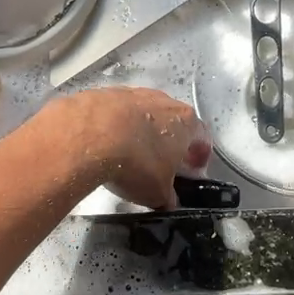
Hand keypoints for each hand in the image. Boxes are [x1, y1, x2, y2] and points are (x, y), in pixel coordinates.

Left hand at [53, 87, 210, 209]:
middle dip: (170, 142)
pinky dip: (117, 126)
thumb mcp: (158, 193)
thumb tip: (168, 201)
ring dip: (143, 132)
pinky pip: (119, 112)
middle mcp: (164, 101)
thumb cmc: (136, 162)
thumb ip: (168, 197)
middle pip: (174, 121)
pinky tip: (107, 144)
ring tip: (131, 155)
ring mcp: (135, 93)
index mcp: (186, 121)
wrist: (90, 134)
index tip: (191, 170)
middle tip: (162, 165)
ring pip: (146, 114)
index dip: (199, 155)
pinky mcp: (108, 93)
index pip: (202, 137)